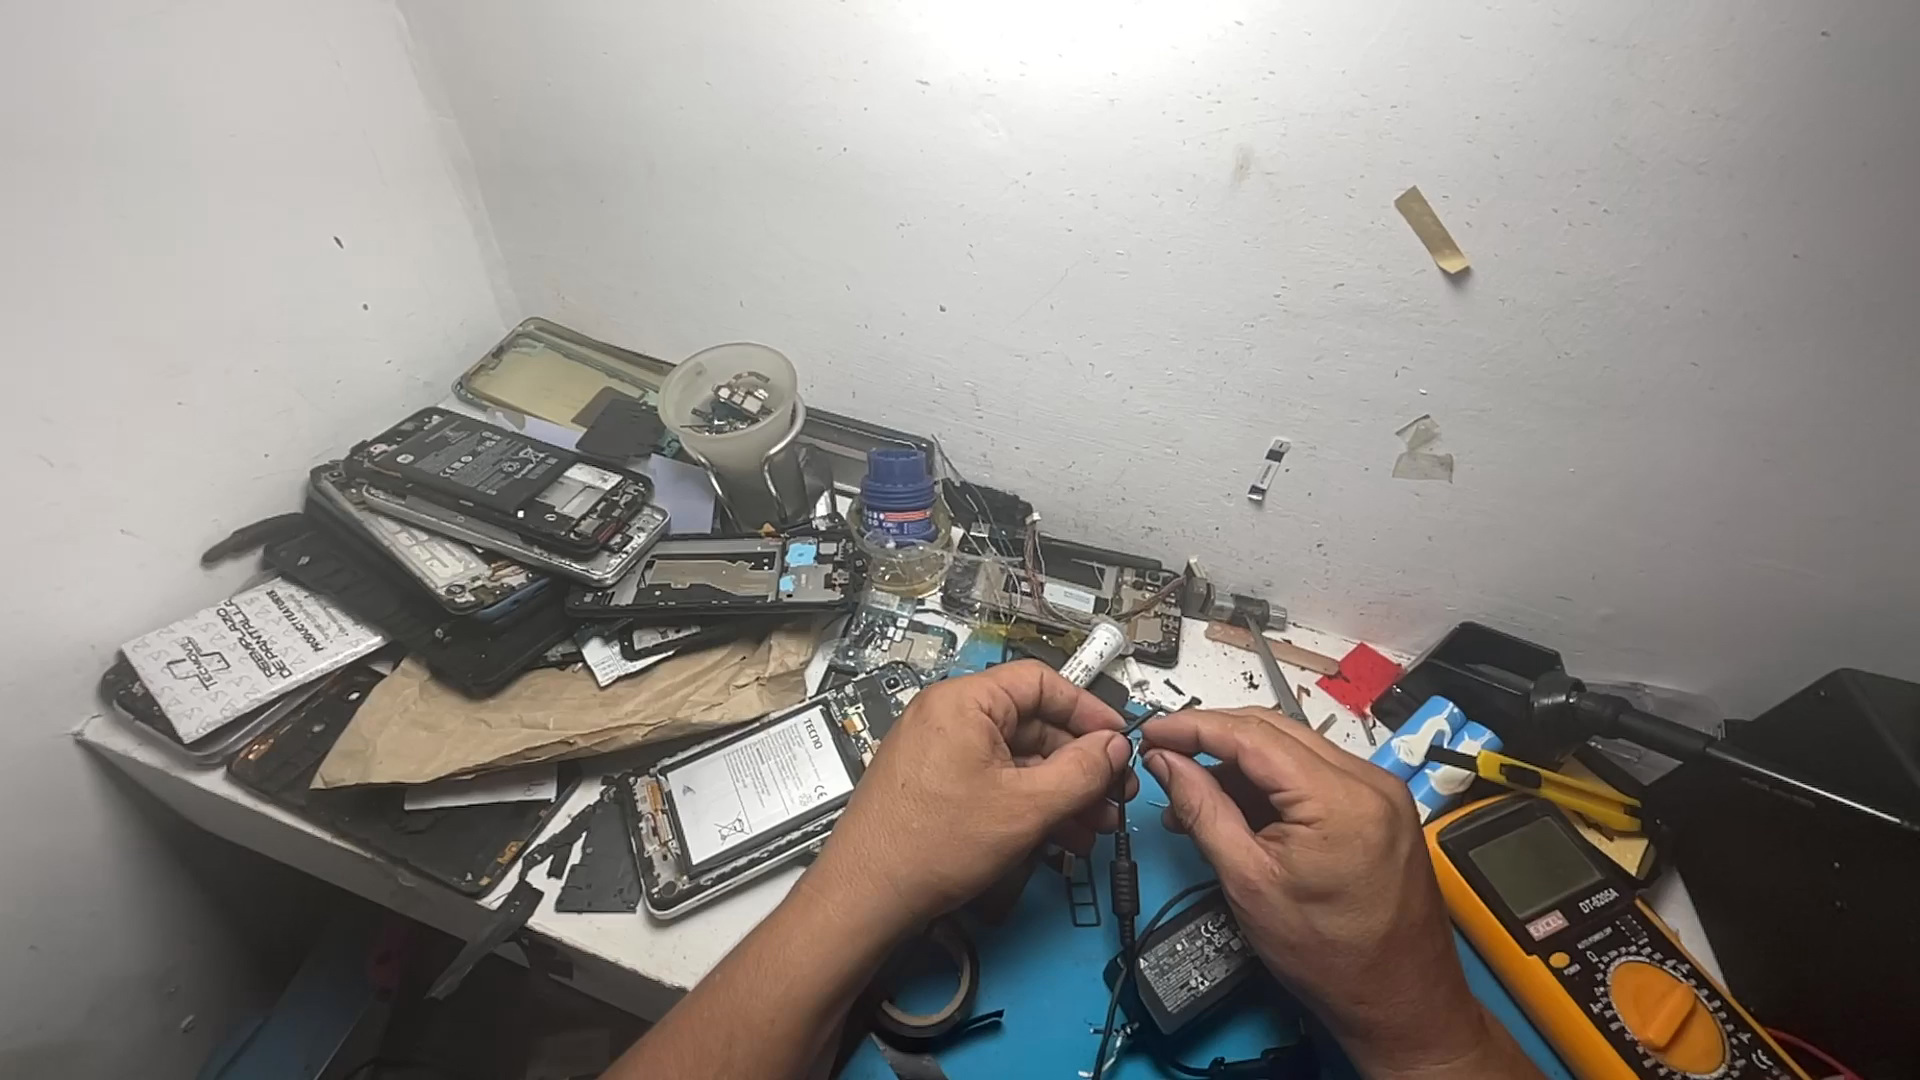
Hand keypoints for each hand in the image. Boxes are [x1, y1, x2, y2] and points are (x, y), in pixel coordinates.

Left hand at [808, 660, 1135, 933]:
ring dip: (1060, 790)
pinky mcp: (938, 782)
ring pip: (1017, 758)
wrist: (866, 896)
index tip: (1118, 739)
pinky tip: (1059, 835)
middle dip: (1078, 764)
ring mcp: (941, 749)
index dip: (1087, 710)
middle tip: (1114, 794)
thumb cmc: (932, 844)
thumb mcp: (1025, 807)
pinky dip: (1029, 802)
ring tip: (1094, 826)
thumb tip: (1114, 747)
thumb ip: (1080, 772)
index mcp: (964, 700)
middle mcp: (949, 715)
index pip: (1040, 682)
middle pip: (1032, 724)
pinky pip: (996, 779)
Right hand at [1142, 708, 1533, 1078]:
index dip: (1193, 727)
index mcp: (1342, 800)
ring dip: (1234, 760)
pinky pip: (1307, 769)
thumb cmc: (1334, 959)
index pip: (1251, 735)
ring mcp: (1377, 790)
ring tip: (1191, 791)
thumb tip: (1165, 762)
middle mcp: (1369, 782)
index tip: (1154, 731)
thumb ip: (1201, 808)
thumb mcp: (1247, 881)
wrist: (1401, 1008)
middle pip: (1270, 729)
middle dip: (1210, 736)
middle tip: (1165, 752)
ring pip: (1286, 746)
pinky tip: (1231, 803)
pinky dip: (1264, 780)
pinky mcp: (1375, 804)